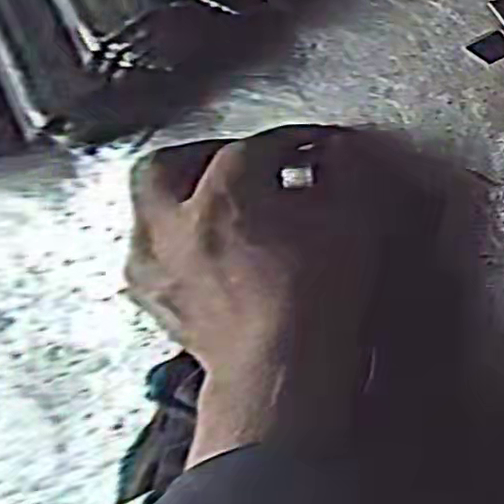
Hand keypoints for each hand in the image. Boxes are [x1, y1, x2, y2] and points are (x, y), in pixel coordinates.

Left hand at [126, 125, 392, 462]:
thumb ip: (344, 175)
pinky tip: (226, 244)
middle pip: (168, 163)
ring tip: (241, 202)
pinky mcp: (151, 295)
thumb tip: (337, 151)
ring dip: (195, 193)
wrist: (282, 363)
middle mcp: (171, 226)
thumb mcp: (353, 220)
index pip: (252, 147)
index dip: (291, 139)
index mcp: (222, 201)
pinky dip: (188, 231)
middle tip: (256, 158)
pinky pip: (157, 245)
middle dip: (214, 152)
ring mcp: (151, 264)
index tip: (317, 143)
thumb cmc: (320, 291)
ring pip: (152, 205)